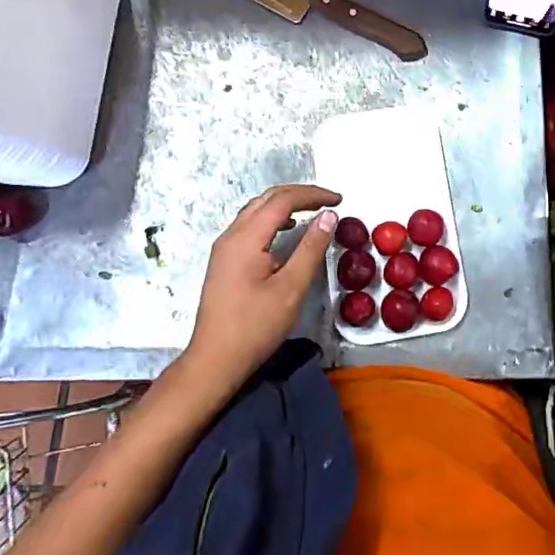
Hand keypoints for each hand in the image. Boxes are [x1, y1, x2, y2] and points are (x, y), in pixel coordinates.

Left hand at [184, 184, 341, 383]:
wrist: (215, 360)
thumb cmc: (255, 326)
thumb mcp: (291, 288)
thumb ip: (311, 248)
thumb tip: (328, 216)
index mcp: (246, 238)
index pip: (282, 200)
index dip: (312, 195)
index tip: (339, 200)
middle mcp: (231, 235)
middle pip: (267, 199)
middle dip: (300, 194)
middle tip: (329, 201)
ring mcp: (224, 248)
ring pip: (256, 211)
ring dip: (285, 205)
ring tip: (313, 211)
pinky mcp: (225, 260)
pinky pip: (250, 225)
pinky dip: (273, 219)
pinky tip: (287, 231)